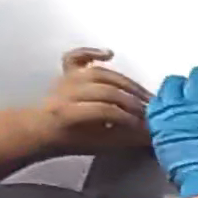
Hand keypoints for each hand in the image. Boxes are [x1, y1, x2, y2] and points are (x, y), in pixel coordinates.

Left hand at [32, 48, 151, 151]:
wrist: (44, 130)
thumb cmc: (74, 141)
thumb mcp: (101, 145)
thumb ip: (127, 137)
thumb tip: (153, 133)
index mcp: (68, 113)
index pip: (104, 110)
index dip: (128, 119)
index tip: (146, 128)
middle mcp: (66, 92)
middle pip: (105, 90)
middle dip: (132, 102)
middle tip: (152, 113)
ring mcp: (67, 79)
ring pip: (100, 73)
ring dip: (128, 84)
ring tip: (147, 96)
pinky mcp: (68, 72)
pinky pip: (76, 57)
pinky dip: (92, 52)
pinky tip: (110, 54)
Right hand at [148, 66, 197, 197]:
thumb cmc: (190, 174)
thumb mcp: (167, 150)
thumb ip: (169, 132)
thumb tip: (174, 128)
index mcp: (159, 119)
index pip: (162, 94)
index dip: (173, 90)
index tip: (180, 90)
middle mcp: (176, 108)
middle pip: (178, 82)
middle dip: (188, 81)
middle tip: (197, 81)